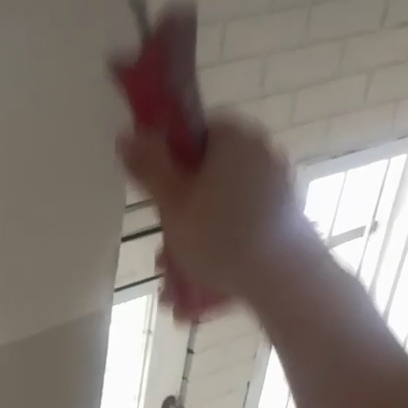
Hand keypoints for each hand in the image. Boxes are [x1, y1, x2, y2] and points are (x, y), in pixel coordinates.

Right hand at [121, 117, 324, 304]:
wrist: (280, 275)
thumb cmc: (219, 236)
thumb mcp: (171, 204)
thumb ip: (149, 168)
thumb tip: (125, 135)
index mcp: (234, 139)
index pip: (197, 130)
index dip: (172, 156)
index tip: (157, 187)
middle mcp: (259, 152)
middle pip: (207, 170)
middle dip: (179, 205)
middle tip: (162, 238)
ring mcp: (274, 184)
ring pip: (220, 202)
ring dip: (193, 232)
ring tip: (174, 272)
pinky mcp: (281, 213)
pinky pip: (239, 221)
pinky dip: (218, 242)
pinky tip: (200, 277)